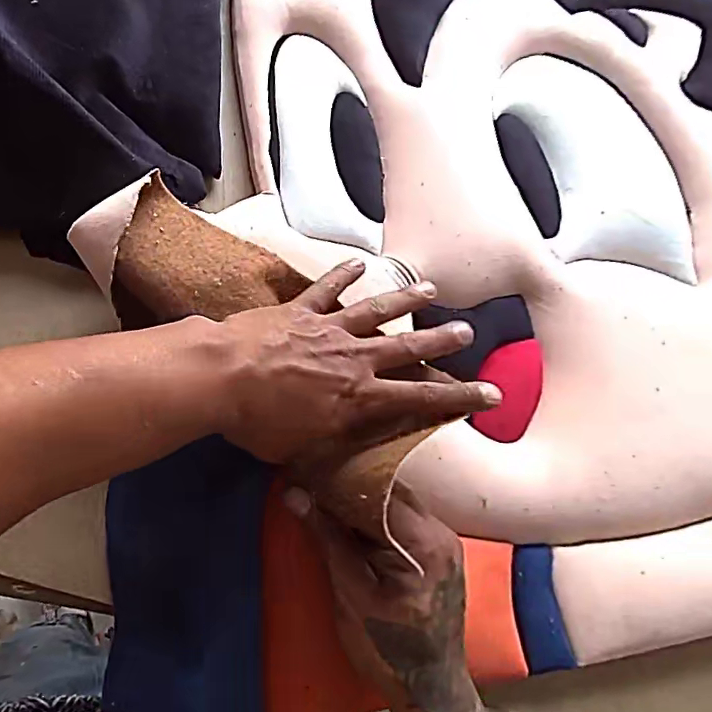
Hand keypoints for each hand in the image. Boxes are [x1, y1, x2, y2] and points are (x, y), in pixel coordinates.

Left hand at [211, 260, 499, 462]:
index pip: (419, 398)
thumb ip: (320, 442)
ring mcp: (327, 329)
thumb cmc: (253, 422)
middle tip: (468, 332)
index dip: (459, 397)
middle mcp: (352, 359)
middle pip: (407, 347)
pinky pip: (326, 287)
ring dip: (406, 300)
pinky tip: (357, 263)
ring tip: (431, 289)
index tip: (491, 393)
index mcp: (357, 397)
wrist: (220, 378)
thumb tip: (331, 447)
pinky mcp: (298, 310)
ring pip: (377, 310)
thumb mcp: (293, 449)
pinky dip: (343, 274)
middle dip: (441, 341)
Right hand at [284, 481, 482, 711]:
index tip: (303, 470)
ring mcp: (442, 542)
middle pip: (388, 490)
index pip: (377, 489)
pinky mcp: (435, 553)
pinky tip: (344, 521)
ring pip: (393, 502)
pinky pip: (399, 519)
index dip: (338, 478)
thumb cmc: (388, 648)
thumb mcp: (351, 593)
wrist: (428, 691)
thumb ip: (327, 538)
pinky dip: (371, 516)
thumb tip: (294, 493)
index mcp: (424, 542)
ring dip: (358, 501)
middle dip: (347, 486)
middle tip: (307, 482)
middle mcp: (440, 533)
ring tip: (319, 498)